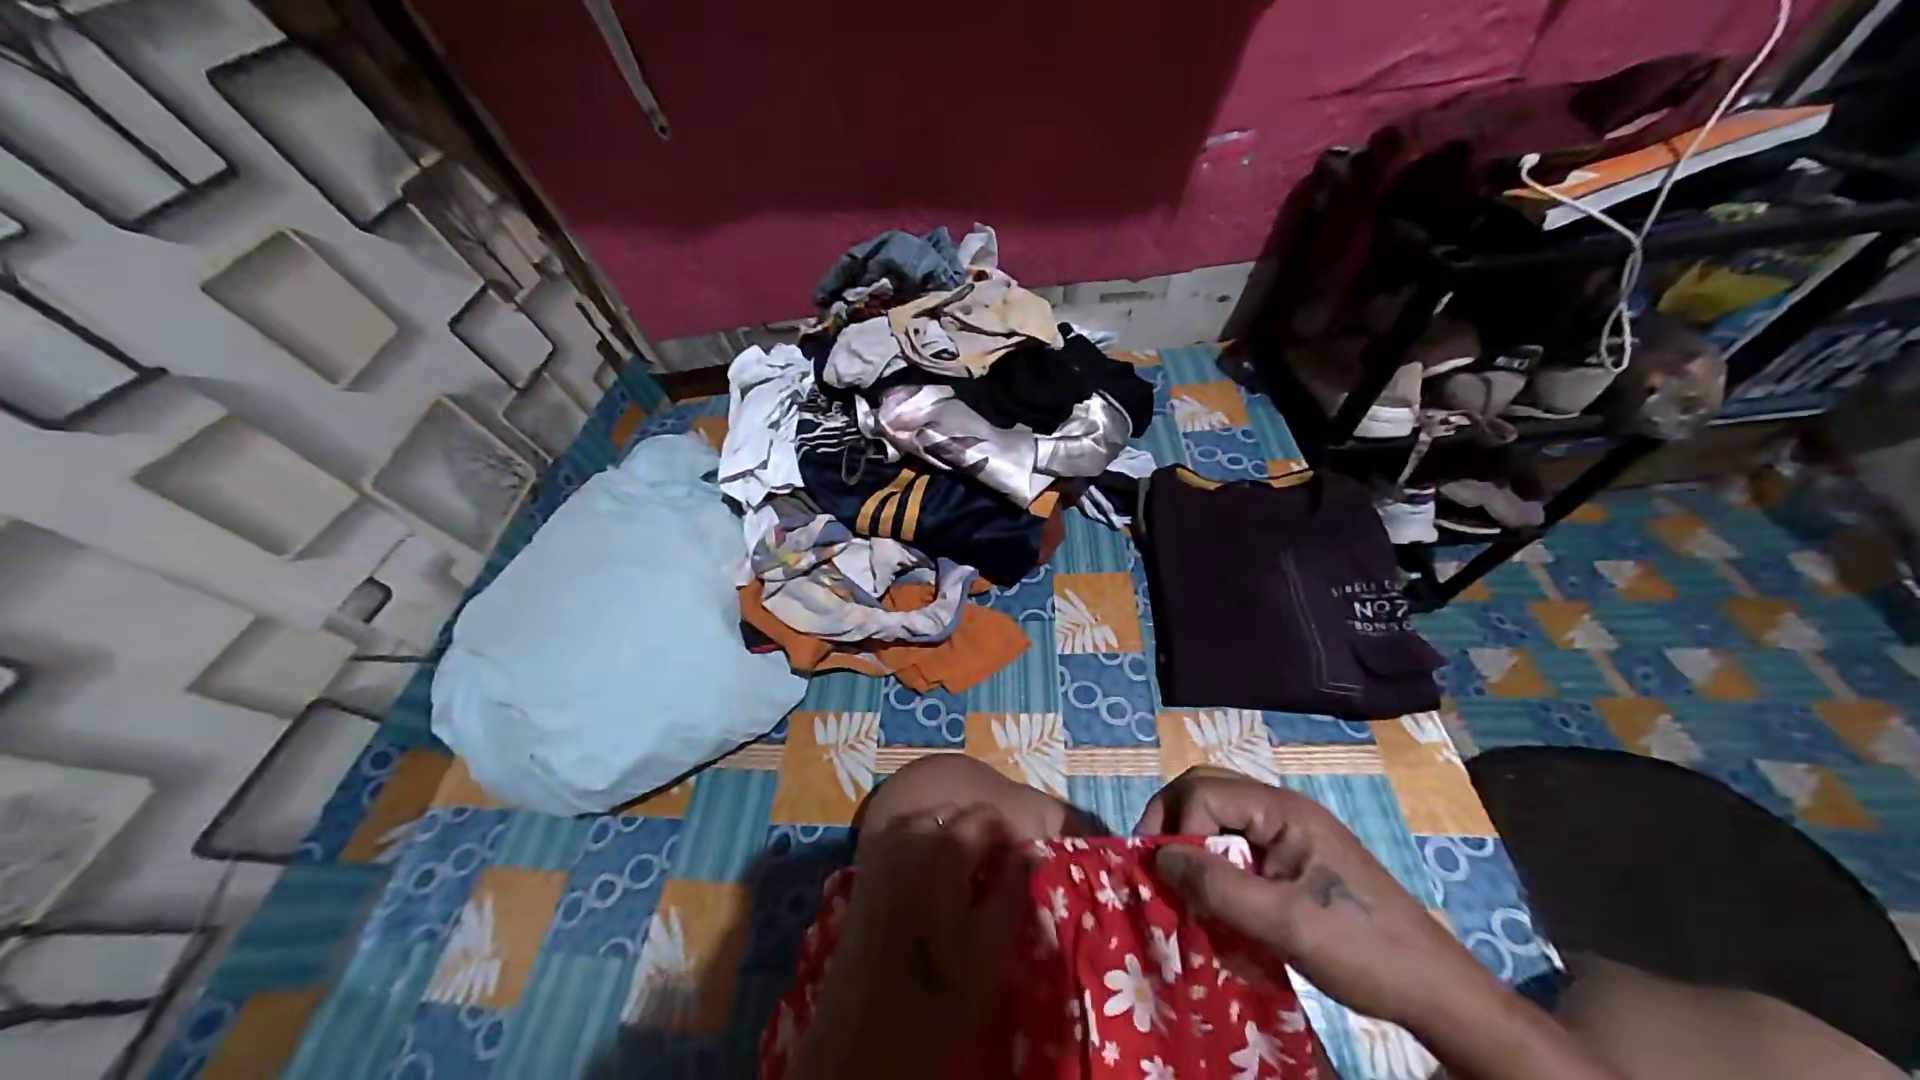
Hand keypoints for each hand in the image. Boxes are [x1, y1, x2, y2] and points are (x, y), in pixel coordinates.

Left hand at [792, 805, 1030, 1079]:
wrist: (870, 1027)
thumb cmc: (940, 987)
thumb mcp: (992, 943)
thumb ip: (1013, 888)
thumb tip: (1028, 852)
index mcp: (946, 847)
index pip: (987, 816)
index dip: (1008, 836)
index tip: (1015, 864)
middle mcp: (911, 834)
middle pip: (954, 813)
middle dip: (976, 832)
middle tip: (989, 872)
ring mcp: (883, 848)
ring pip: (924, 819)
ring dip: (945, 834)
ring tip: (957, 874)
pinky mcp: (865, 867)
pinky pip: (898, 835)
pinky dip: (917, 843)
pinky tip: (923, 878)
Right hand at [1137, 767, 1505, 1031]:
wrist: (1435, 991)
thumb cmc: (1361, 950)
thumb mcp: (1284, 923)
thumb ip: (1217, 885)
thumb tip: (1159, 856)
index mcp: (1283, 810)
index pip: (1204, 792)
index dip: (1176, 827)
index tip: (1166, 875)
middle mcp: (1281, 808)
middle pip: (1206, 790)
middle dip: (1172, 822)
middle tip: (1156, 865)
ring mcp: (1288, 832)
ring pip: (1218, 815)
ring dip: (1191, 842)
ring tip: (1180, 882)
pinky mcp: (1292, 858)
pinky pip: (1236, 843)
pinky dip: (1214, 863)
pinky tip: (1213, 898)